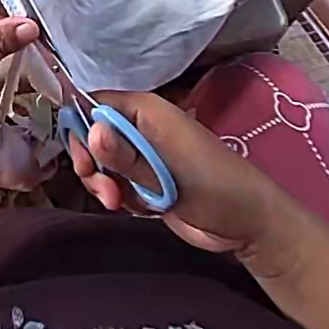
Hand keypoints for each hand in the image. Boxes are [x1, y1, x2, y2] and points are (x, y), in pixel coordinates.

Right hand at [67, 90, 310, 273]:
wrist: (247, 223)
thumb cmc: (215, 188)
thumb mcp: (168, 175)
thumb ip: (127, 156)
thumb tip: (92, 131)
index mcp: (146, 110)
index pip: (95, 104)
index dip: (82, 129)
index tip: (84, 163)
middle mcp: (141, 125)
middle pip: (92, 134)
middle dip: (92, 164)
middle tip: (106, 191)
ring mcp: (143, 152)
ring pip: (101, 160)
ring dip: (103, 183)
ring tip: (118, 203)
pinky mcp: (145, 177)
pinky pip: (115, 180)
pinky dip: (117, 195)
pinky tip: (134, 208)